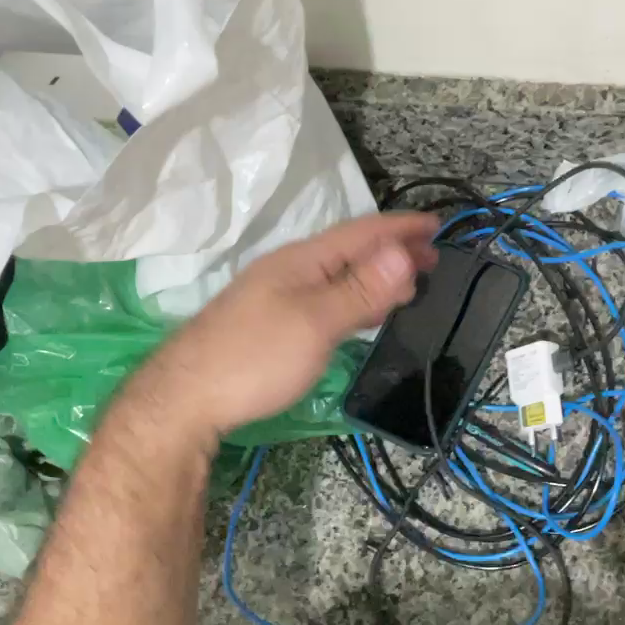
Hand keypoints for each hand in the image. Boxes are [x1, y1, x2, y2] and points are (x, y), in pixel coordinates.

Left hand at [128, 212, 438, 451]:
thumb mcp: (315, 322)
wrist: (186, 399)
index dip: (400, 228)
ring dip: (377, 276)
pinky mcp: (275, 324)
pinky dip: (357, 300)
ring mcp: (279, 297)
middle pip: (351, 252)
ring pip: (339, 276)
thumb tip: (403, 253)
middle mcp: (290, 272)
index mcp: (302, 262)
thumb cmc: (254, 358)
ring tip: (410, 284)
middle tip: (434, 257)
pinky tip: (364, 316)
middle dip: (394, 251)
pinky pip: (329, 299)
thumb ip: (360, 290)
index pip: (361, 234)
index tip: (438, 225)